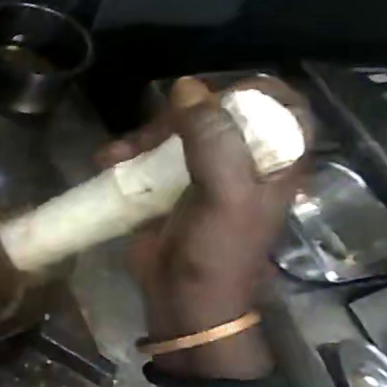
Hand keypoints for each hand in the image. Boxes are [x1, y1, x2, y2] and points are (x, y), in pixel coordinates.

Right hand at [97, 75, 309, 375]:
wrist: (182, 298)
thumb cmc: (217, 249)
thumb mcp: (225, 192)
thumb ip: (212, 138)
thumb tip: (186, 87)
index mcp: (274, 161)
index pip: (278, 106)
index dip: (248, 91)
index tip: (211, 94)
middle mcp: (242, 161)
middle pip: (217, 112)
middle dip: (181, 114)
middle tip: (157, 129)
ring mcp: (202, 173)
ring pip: (177, 130)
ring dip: (144, 134)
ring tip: (121, 151)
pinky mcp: (167, 186)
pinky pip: (148, 155)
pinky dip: (126, 153)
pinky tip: (108, 160)